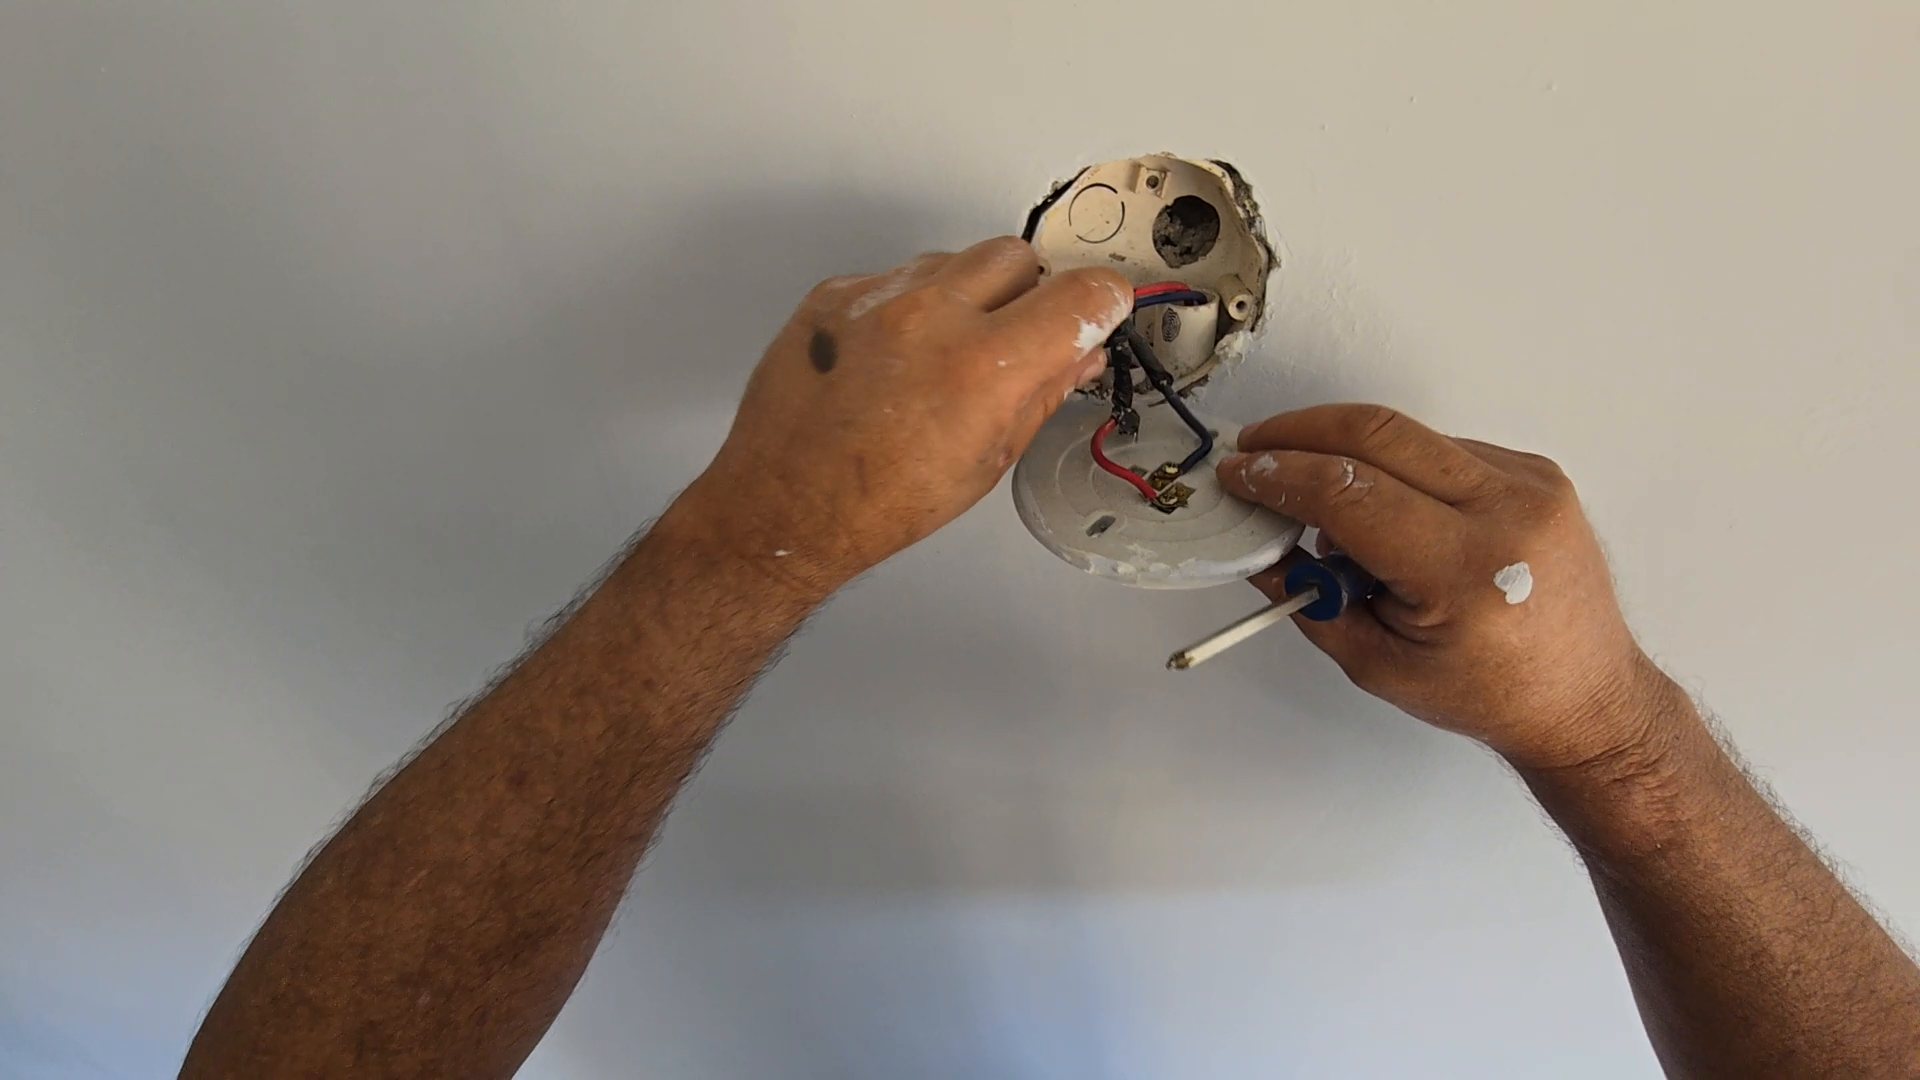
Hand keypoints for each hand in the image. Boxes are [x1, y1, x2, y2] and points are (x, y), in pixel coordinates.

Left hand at [679, 237, 1132, 588]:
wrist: (786, 505)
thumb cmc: (885, 503)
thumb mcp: (986, 463)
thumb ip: (1041, 395)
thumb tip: (1082, 354)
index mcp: (983, 368)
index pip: (1080, 295)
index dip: (1102, 303)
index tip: (1099, 311)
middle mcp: (931, 316)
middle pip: (1017, 257)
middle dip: (1030, 294)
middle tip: (1013, 340)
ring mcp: (875, 296)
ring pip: (956, 260)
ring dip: (970, 295)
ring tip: (944, 354)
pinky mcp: (834, 292)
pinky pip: (899, 275)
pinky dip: (913, 304)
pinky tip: (894, 354)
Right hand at [1217, 404, 1664, 770]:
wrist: (1587, 695)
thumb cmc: (1483, 691)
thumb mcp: (1371, 661)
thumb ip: (1307, 599)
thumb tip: (1258, 547)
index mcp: (1466, 570)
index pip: (1350, 493)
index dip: (1279, 476)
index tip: (1237, 474)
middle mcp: (1508, 510)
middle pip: (1377, 433)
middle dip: (1298, 431)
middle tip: (1251, 446)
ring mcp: (1528, 483)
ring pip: (1403, 434)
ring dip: (1336, 446)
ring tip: (1300, 483)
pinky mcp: (1532, 472)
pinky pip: (1433, 447)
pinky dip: (1382, 462)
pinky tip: (1365, 498)